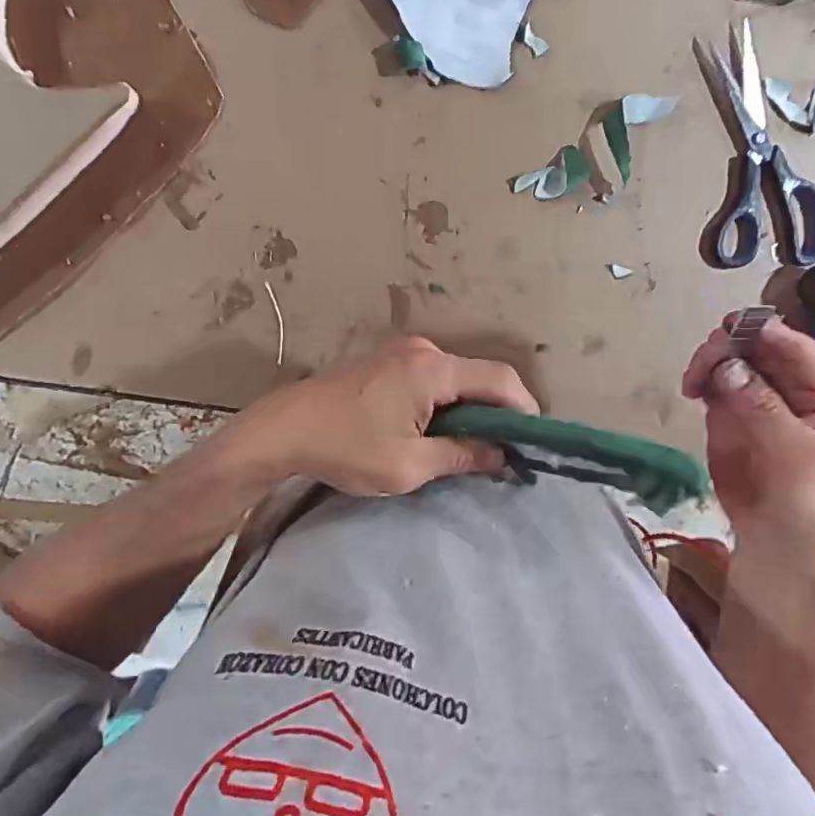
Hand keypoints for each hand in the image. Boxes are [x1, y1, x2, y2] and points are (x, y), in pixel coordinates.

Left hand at [230, 337, 538, 495]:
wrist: (282, 429)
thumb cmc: (345, 448)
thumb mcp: (408, 465)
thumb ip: (462, 456)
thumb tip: (502, 456)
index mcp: (433, 369)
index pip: (500, 379)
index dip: (525, 409)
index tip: (532, 442)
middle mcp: (423, 350)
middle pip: (479, 375)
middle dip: (498, 411)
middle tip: (505, 450)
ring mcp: (402, 351)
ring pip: (456, 377)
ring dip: (471, 407)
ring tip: (474, 445)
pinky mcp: (387, 360)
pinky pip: (433, 376)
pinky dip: (447, 400)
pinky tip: (441, 428)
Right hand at [681, 315, 814, 658]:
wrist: (781, 555)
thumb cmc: (808, 508)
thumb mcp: (795, 454)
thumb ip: (762, 405)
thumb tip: (726, 363)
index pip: (799, 351)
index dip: (767, 334)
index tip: (731, 328)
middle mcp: (794, 392)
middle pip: (760, 350)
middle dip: (731, 347)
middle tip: (705, 361)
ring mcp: (759, 403)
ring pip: (732, 362)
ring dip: (711, 362)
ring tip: (695, 380)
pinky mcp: (730, 419)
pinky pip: (714, 385)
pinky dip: (701, 381)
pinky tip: (694, 389)